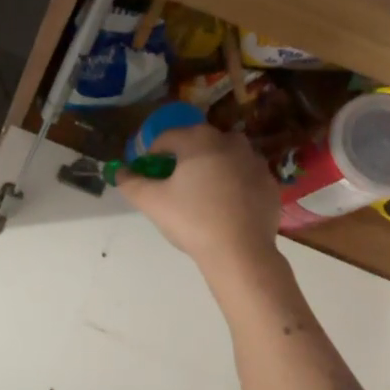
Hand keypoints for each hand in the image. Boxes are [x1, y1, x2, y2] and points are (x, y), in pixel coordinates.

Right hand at [116, 124, 280, 269]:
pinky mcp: (270, 182)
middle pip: (197, 143)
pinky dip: (232, 183)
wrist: (241, 252)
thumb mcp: (151, 202)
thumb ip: (130, 182)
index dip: (151, 155)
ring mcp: (255, 161)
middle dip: (183, 158)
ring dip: (210, 167)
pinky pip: (243, 175)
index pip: (166, 138)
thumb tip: (119, 171)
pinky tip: (224, 206)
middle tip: (173, 184)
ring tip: (200, 194)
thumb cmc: (192, 220)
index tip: (146, 174)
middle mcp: (230, 141)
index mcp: (199, 140)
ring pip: (224, 157)